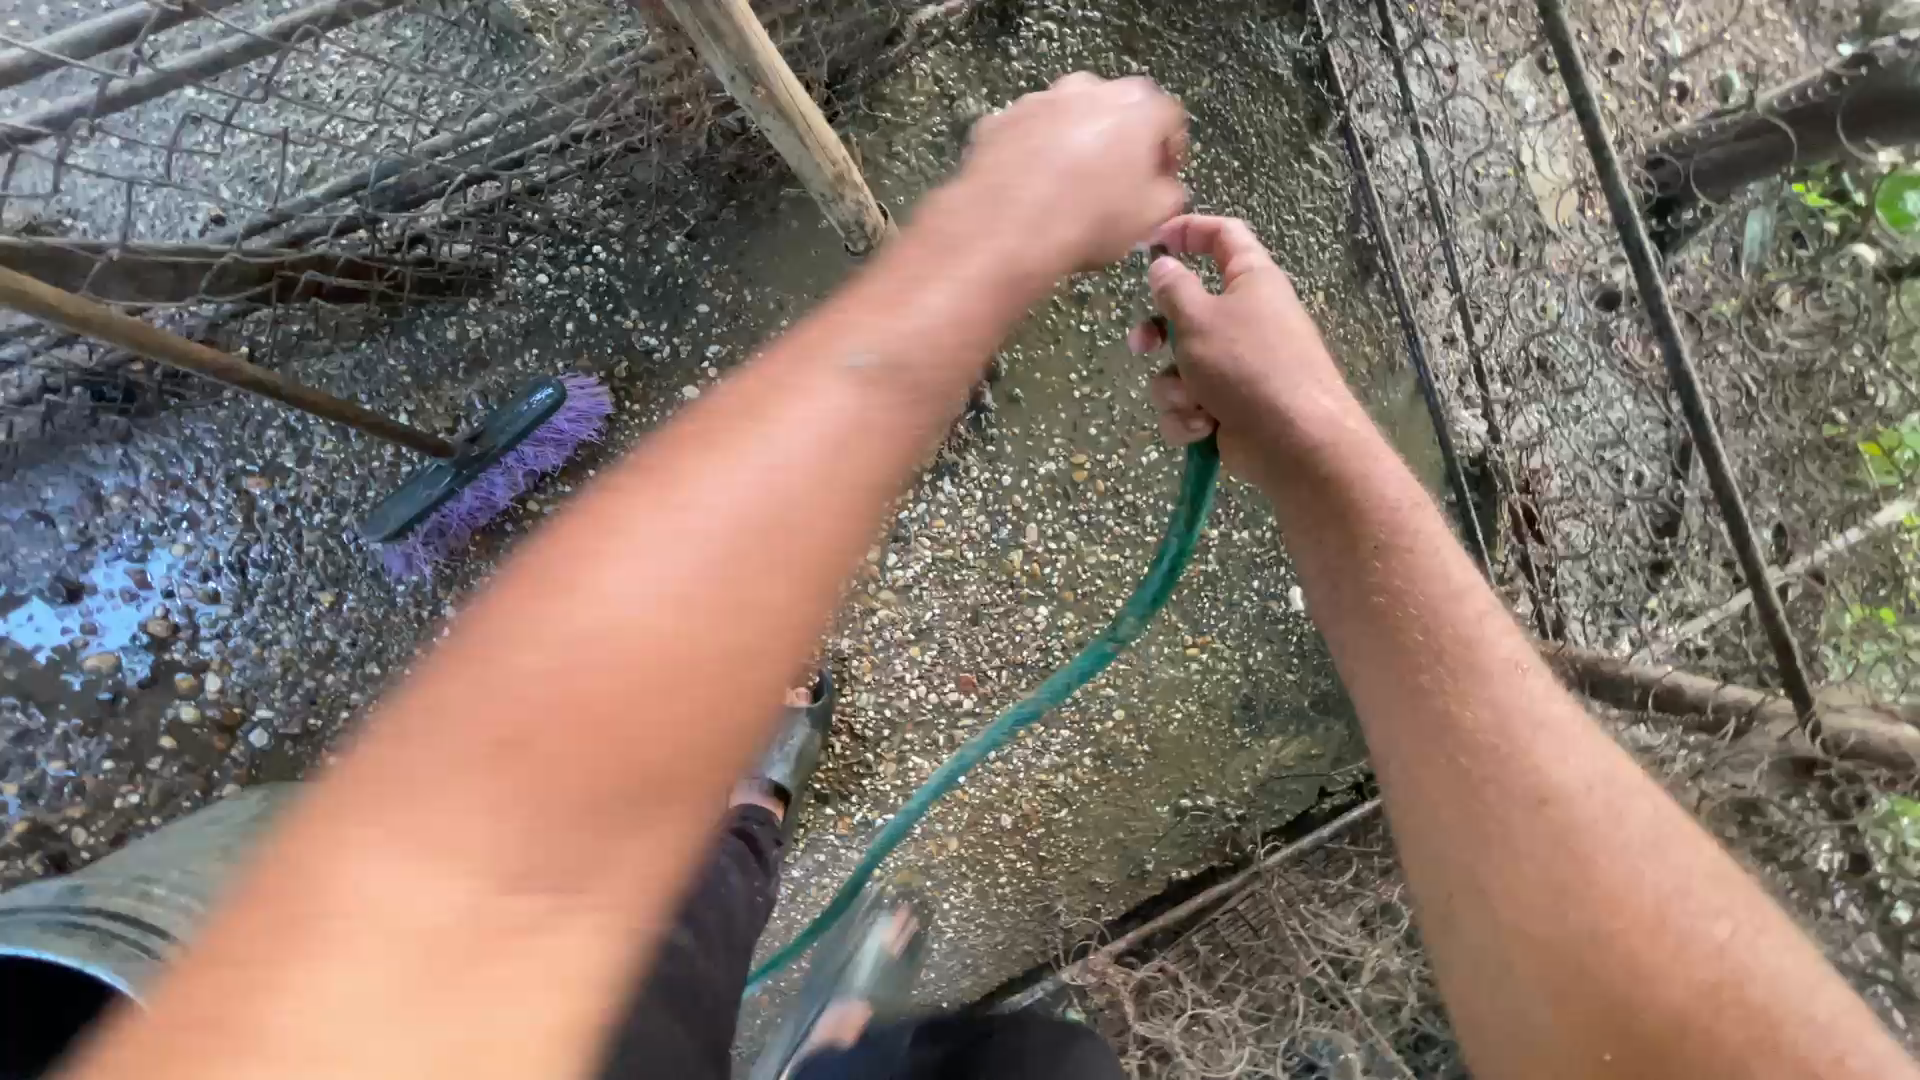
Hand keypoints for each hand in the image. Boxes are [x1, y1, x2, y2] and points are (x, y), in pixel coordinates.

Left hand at [948, 73, 1187, 275]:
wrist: (1008, 231)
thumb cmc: (1089, 221)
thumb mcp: (1150, 219)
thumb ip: (1171, 196)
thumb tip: (1168, 191)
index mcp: (1138, 105)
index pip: (1168, 120)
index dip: (1168, 153)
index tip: (1162, 178)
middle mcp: (1088, 90)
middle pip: (1115, 114)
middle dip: (1119, 146)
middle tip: (1115, 186)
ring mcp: (1039, 101)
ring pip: (1066, 122)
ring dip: (1072, 148)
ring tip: (1068, 192)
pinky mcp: (999, 122)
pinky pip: (1025, 137)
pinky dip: (1030, 157)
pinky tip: (1030, 192)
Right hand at [1126, 215, 1357, 473]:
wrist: (1292, 440)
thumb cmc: (1247, 365)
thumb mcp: (1200, 319)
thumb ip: (1173, 290)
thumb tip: (1163, 266)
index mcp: (1250, 281)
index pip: (1221, 236)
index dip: (1186, 231)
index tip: (1149, 244)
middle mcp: (1244, 319)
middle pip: (1187, 312)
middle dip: (1159, 334)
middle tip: (1142, 346)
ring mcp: (1236, 365)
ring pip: (1180, 367)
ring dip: (1176, 388)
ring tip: (1192, 402)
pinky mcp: (1227, 405)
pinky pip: (1189, 403)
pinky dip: (1189, 416)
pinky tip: (1204, 427)